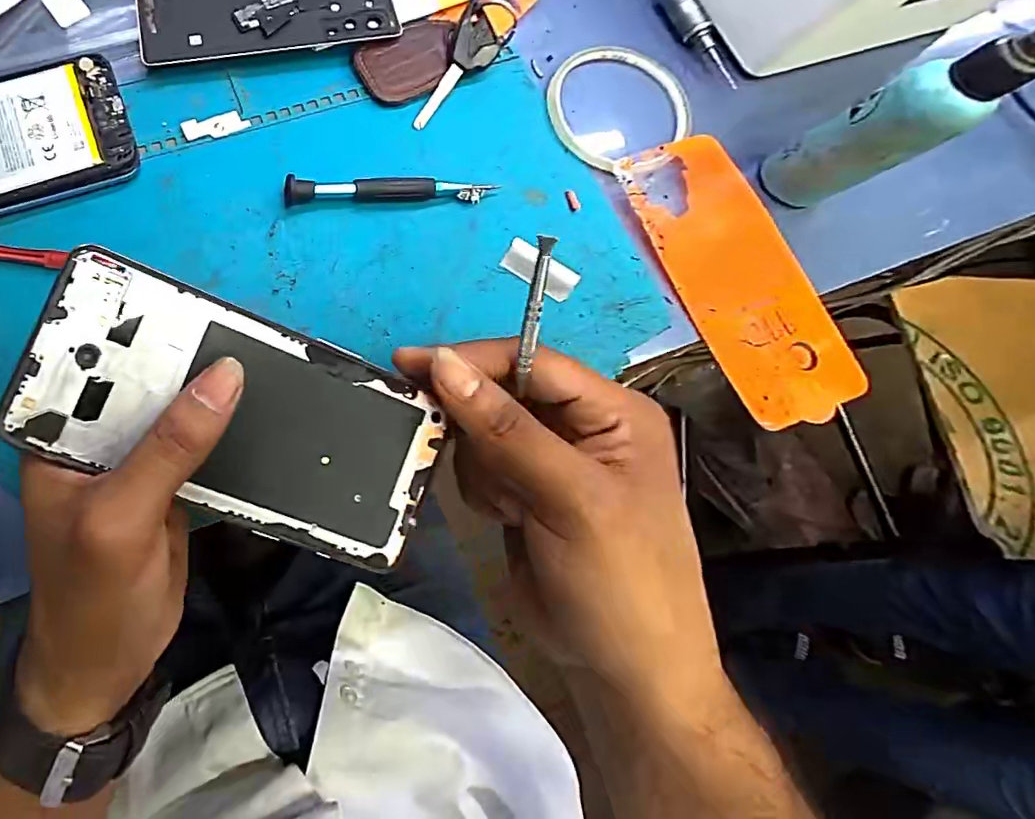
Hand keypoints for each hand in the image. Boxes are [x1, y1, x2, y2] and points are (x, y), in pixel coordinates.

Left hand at [14, 357, 244, 735]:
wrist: (109, 668)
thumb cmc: (91, 596)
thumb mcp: (123, 517)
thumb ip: (170, 447)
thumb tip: (223, 376)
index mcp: (57, 438)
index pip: (89, 367)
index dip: (128, 332)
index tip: (179, 303)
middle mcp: (90, 440)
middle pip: (136, 382)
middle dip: (175, 354)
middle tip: (224, 320)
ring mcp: (131, 460)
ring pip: (169, 409)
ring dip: (201, 387)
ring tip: (244, 346)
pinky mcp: (165, 481)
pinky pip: (193, 440)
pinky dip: (218, 424)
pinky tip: (246, 402)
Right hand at [393, 341, 722, 710]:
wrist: (623, 674)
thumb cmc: (618, 582)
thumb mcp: (568, 499)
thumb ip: (505, 427)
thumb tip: (442, 362)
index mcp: (612, 411)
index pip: (531, 362)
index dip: (472, 360)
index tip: (411, 364)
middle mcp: (580, 425)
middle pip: (500, 390)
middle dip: (474, 420)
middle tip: (437, 431)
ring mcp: (549, 458)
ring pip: (481, 427)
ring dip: (480, 463)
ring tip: (507, 506)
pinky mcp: (523, 488)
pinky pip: (478, 462)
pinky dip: (479, 485)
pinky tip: (504, 517)